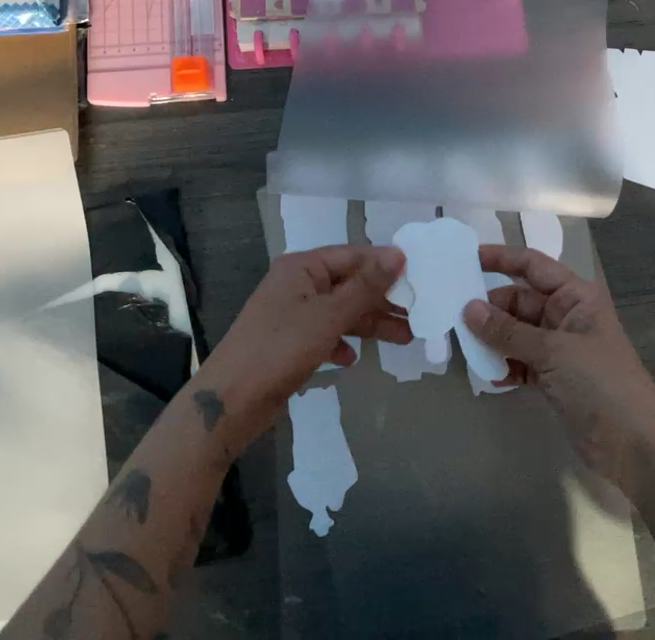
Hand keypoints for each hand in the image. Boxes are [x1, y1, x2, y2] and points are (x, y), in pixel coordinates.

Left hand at [200, 245, 410, 449]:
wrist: (232, 400)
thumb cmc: (280, 348)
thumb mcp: (328, 316)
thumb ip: (365, 286)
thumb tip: (399, 254)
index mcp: (302, 267)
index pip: (353, 255)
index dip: (386, 264)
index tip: (422, 275)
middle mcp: (297, 284)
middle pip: (349, 284)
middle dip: (383, 299)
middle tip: (420, 313)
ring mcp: (292, 314)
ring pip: (341, 312)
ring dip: (370, 323)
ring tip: (405, 338)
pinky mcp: (291, 343)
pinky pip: (326, 335)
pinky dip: (342, 343)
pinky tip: (353, 360)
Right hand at [464, 245, 654, 494]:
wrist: (636, 446)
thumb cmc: (601, 383)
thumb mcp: (553, 351)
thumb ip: (508, 331)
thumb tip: (468, 309)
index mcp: (576, 297)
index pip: (533, 266)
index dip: (501, 258)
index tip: (465, 259)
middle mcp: (566, 317)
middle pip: (518, 300)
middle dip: (489, 308)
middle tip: (455, 317)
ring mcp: (559, 349)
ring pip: (515, 332)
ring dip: (493, 339)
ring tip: (465, 348)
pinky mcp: (552, 378)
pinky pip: (519, 361)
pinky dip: (504, 366)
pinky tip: (489, 377)